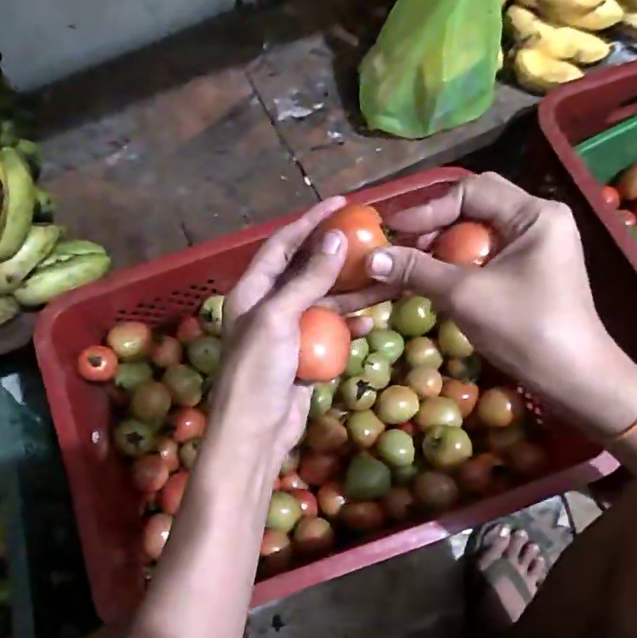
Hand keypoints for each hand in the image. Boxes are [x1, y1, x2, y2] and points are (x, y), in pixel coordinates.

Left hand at [209, 196, 351, 476]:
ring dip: (352, 294)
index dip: (310, 223)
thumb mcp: (279, 319)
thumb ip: (307, 280)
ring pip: (325, 305)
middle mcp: (268, 308)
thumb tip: (336, 239)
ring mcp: (288, 334)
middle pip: (307, 273)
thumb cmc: (257, 371)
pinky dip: (349, 330)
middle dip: (338, 258)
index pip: (282, 246)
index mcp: (251, 291)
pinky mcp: (304, 359)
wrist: (256, 432)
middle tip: (371, 241)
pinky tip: (371, 325)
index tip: (342, 205)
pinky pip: (331, 335)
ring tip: (384, 280)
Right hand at [332, 173, 636, 437]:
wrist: (575, 378)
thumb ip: (417, 272)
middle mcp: (542, 221)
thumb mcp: (465, 297)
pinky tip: (439, 281)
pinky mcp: (534, 273)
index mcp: (536, 214)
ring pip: (482, 234)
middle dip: (436, 226)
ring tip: (414, 266)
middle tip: (402, 247)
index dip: (428, 209)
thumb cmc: (525, 330)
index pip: (472, 191)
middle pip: (477, 208)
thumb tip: (372, 259)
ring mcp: (540, 248)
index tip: (393, 230)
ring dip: (446, 247)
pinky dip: (461, 265)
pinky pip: (490, 256)